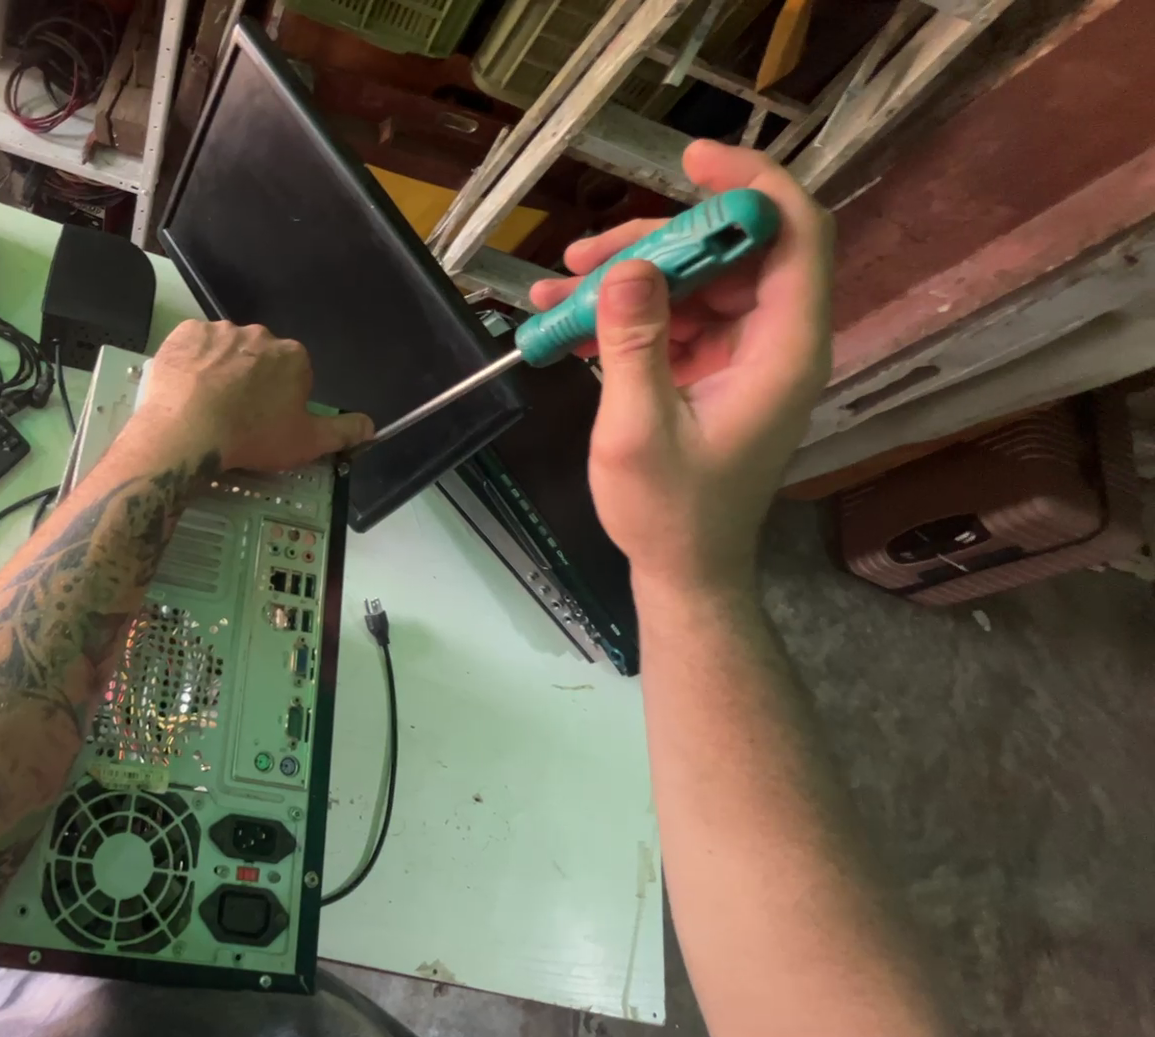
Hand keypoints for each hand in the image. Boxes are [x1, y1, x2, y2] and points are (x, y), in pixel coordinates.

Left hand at [132, 320, 373, 470]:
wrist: (188, 431)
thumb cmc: (252, 437)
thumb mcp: (306, 442)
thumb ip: (342, 432)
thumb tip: (371, 426)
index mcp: (293, 356)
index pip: (291, 373)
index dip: (278, 399)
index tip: (264, 421)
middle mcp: (259, 334)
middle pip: (257, 357)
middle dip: (249, 380)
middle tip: (234, 415)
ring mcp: (219, 330)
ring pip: (223, 350)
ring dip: (218, 370)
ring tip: (205, 405)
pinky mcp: (183, 334)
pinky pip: (192, 346)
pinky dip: (190, 363)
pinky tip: (185, 388)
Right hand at [530, 141, 832, 594]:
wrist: (681, 567)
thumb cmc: (667, 510)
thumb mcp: (637, 428)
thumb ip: (633, 344)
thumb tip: (624, 268)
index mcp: (781, 349)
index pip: (792, 235)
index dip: (749, 186)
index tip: (689, 161)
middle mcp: (770, 343)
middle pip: (726, 256)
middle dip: (651, 246)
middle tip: (579, 256)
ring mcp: (737, 360)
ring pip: (689, 288)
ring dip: (622, 284)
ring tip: (552, 292)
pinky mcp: (706, 377)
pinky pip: (668, 326)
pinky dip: (620, 321)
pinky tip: (564, 327)